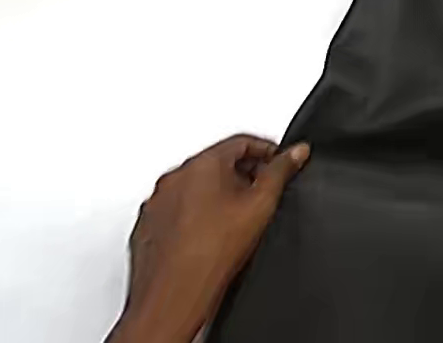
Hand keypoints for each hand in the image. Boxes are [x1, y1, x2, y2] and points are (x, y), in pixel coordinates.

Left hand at [106, 135, 309, 342]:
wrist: (172, 301)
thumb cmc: (210, 255)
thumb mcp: (262, 204)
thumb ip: (282, 171)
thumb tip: (297, 152)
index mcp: (202, 164)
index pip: (242, 142)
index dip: (266, 151)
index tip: (277, 162)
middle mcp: (174, 179)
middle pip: (218, 163)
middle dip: (242, 174)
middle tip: (259, 192)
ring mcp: (156, 204)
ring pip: (195, 187)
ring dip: (217, 194)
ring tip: (235, 218)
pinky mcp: (145, 229)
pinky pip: (175, 210)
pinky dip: (193, 215)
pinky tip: (208, 236)